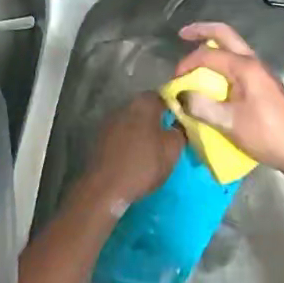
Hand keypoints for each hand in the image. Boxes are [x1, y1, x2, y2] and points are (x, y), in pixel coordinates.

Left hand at [79, 94, 183, 210]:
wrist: (105, 185)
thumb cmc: (143, 164)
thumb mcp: (172, 150)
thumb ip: (179, 132)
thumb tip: (179, 124)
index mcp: (143, 103)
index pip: (163, 96)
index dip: (175, 107)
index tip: (182, 121)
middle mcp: (124, 105)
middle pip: (146, 107)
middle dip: (158, 119)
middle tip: (169, 136)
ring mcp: (110, 120)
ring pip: (133, 120)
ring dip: (142, 130)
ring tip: (153, 148)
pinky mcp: (100, 136)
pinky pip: (121, 133)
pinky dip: (129, 140)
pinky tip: (135, 154)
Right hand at [173, 22, 283, 179]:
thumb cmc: (267, 135)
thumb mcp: (229, 123)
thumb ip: (202, 106)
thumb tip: (181, 96)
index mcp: (244, 67)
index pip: (208, 54)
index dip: (187, 63)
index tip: (175, 82)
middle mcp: (253, 62)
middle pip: (225, 34)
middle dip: (202, 30)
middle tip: (182, 34)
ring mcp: (261, 73)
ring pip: (234, 47)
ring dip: (213, 45)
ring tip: (196, 55)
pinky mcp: (265, 85)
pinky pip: (238, 62)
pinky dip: (222, 60)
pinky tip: (216, 76)